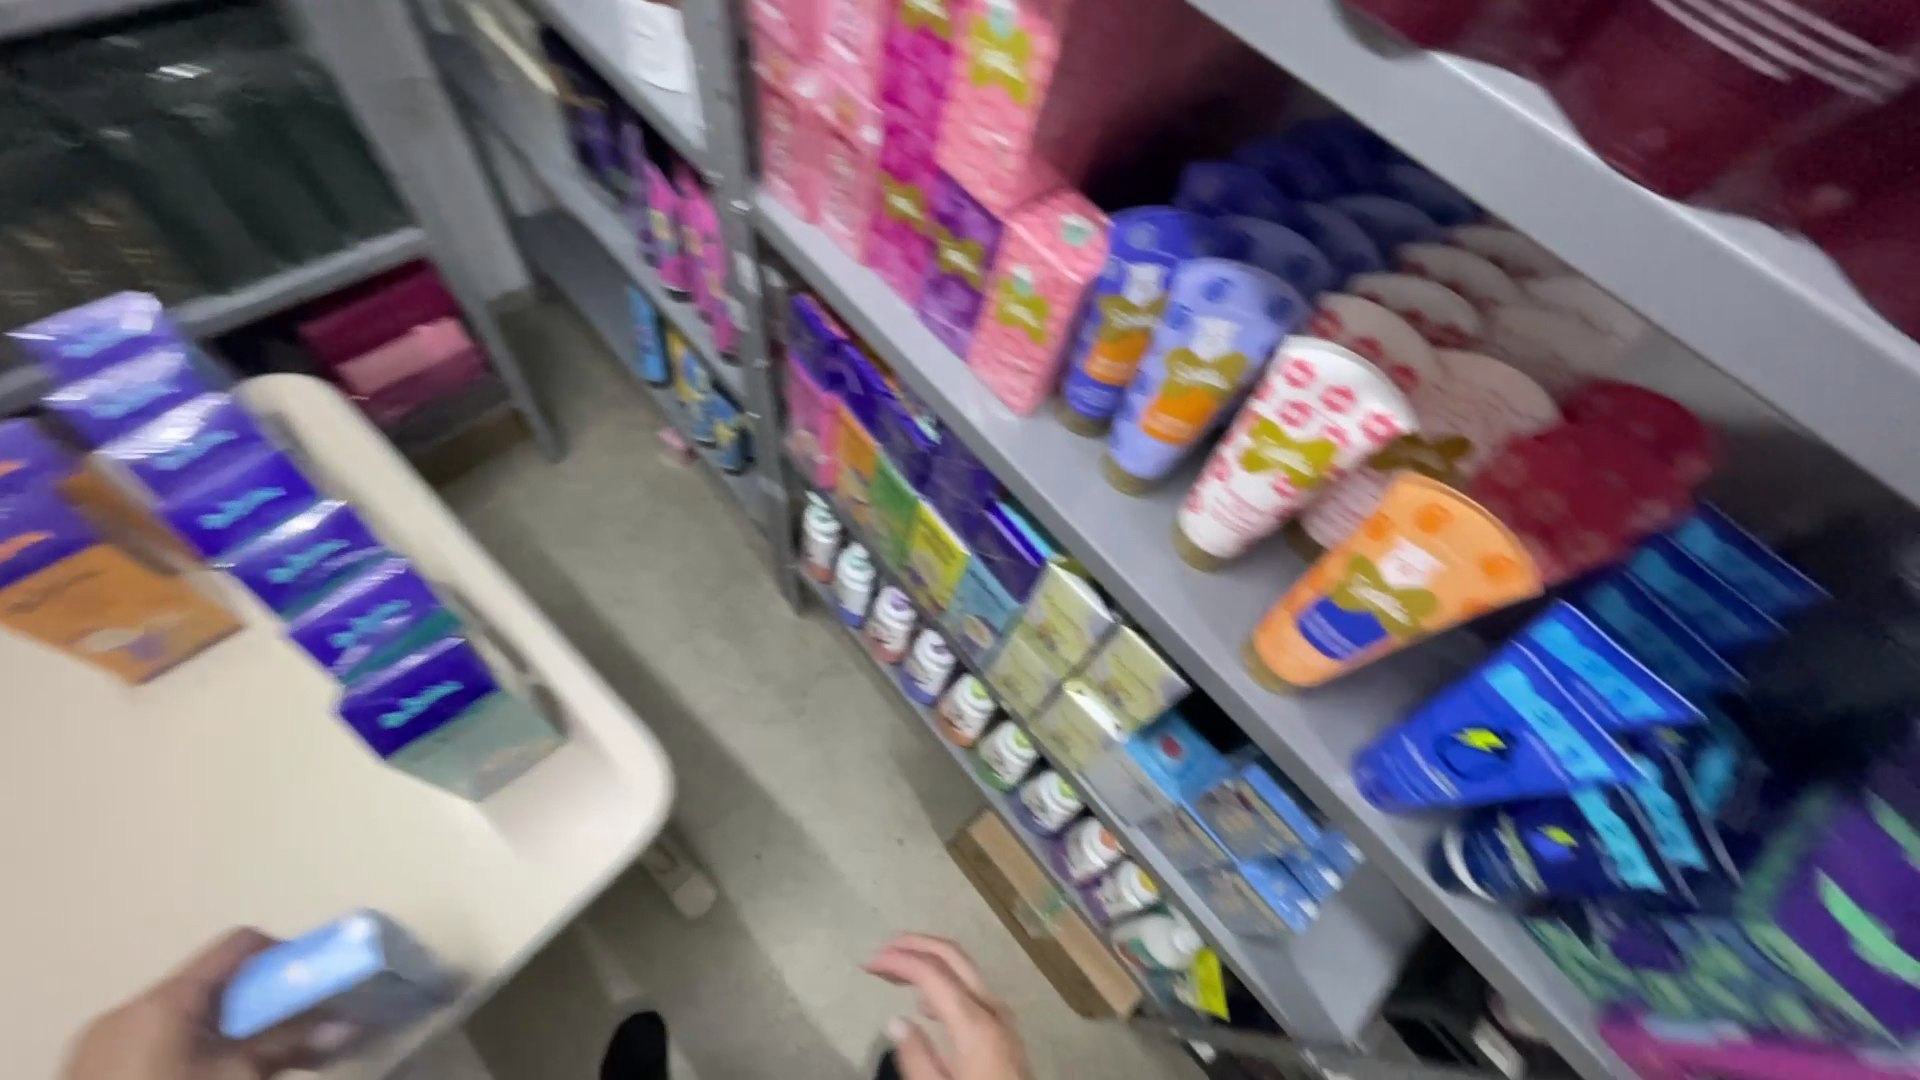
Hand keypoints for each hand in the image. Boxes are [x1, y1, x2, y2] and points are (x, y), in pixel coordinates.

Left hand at [60, 929, 348, 1079]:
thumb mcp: (238, 1073)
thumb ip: (291, 1039)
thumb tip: (349, 1023)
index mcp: (162, 1000)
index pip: (240, 945)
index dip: (283, 954)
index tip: (311, 982)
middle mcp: (131, 1011)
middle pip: (219, 984)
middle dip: (267, 1000)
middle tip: (301, 1024)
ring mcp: (107, 1045)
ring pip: (197, 1016)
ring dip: (241, 1028)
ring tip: (272, 1055)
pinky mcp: (97, 1072)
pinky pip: (168, 1041)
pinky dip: (207, 1047)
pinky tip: (230, 1070)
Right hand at [863, 934, 1033, 1079]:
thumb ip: (916, 1058)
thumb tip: (896, 1021)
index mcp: (974, 1021)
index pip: (931, 970)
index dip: (897, 960)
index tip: (866, 963)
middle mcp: (992, 1007)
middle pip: (952, 955)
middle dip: (915, 944)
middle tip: (881, 949)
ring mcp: (1003, 1016)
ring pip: (964, 968)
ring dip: (929, 960)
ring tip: (895, 971)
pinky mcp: (1006, 1030)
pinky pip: (972, 988)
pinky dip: (945, 981)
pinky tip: (926, 1003)